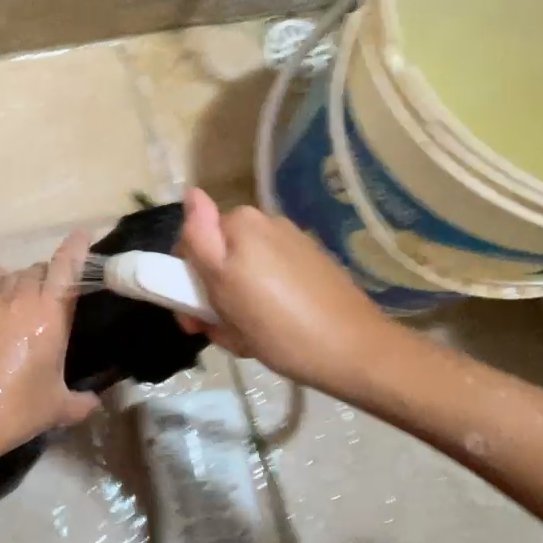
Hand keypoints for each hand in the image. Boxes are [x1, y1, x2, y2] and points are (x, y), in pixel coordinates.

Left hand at [0, 232, 101, 459]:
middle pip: (39, 271)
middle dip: (47, 281)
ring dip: (20, 285)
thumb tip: (96, 402)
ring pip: (13, 275)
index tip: (82, 235)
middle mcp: (22, 297)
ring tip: (17, 306)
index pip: (68, 267)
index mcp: (51, 315)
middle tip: (45, 304)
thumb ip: (81, 402)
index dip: (77, 248)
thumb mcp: (57, 409)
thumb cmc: (15, 413)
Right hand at [176, 188, 394, 391]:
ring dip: (241, 299)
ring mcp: (293, 242)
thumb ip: (199, 236)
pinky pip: (273, 278)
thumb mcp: (223, 284)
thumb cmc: (278, 325)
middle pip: (221, 256)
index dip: (186, 279)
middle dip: (215, 292)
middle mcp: (267, 223)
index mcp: (241, 222)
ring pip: (247, 270)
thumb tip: (190, 191)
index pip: (192, 242)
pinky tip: (281, 327)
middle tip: (225, 329)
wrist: (355, 351)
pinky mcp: (314, 264)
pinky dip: (268, 298)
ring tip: (254, 335)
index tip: (195, 316)